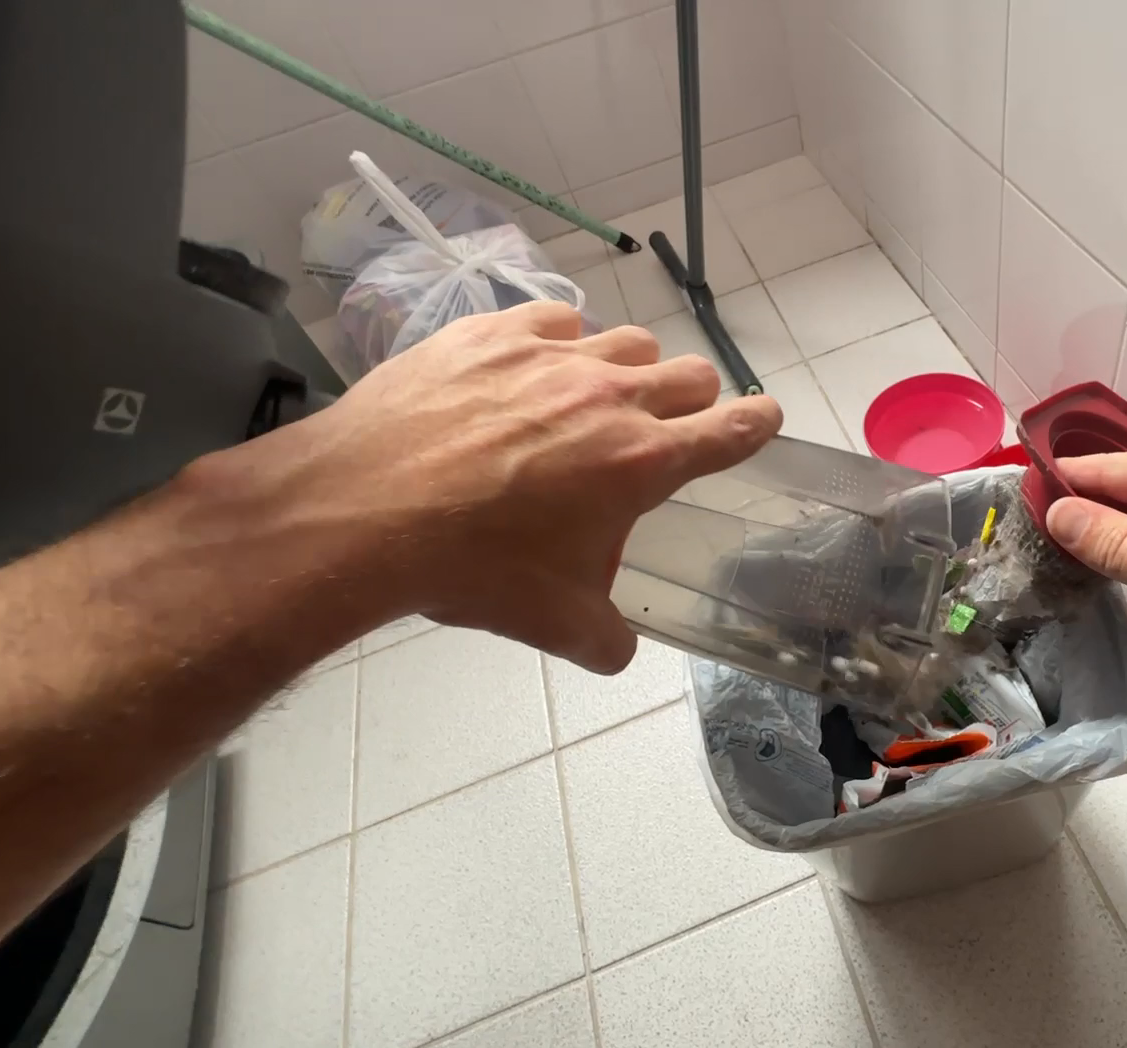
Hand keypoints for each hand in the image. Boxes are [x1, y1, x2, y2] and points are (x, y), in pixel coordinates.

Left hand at [202, 302, 780, 672]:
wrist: (361, 513)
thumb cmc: (472, 568)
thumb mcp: (554, 622)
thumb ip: (607, 638)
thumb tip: (619, 650)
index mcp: (641, 463)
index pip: (730, 430)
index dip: (758, 423)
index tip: (765, 417)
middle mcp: (612, 398)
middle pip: (692, 374)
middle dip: (693, 401)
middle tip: (661, 429)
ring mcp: (553, 356)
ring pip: (631, 341)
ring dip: (631, 370)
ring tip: (593, 401)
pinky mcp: (495, 331)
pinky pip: (559, 318)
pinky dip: (563, 342)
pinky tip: (533, 373)